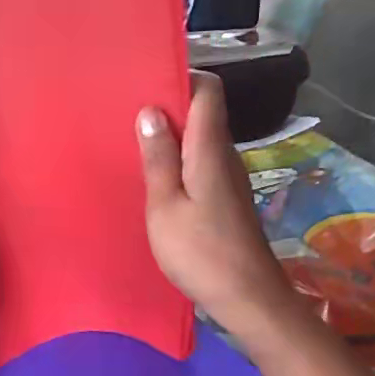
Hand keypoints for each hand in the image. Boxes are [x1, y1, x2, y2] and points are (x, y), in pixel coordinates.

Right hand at [136, 72, 297, 334]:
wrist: (247, 296)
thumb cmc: (200, 253)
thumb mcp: (165, 207)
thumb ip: (158, 159)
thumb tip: (151, 111)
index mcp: (209, 150)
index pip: (208, 90)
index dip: (181, 79)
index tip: (145, 88)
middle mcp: (225, 156)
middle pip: (203, 114)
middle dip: (168, 110)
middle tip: (128, 122)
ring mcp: (229, 178)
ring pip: (200, 142)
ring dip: (172, 140)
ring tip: (136, 151)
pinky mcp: (228, 199)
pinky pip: (202, 165)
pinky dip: (180, 164)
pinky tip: (158, 184)